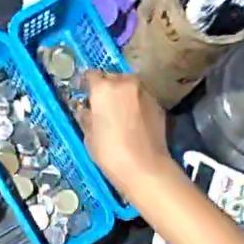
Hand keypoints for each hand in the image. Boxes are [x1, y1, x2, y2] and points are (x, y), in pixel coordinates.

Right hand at [79, 72, 175, 190]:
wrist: (145, 167)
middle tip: (103, 106)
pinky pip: (142, 99)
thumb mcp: (89, 137)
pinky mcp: (158, 104)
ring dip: (124, 95)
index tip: (85, 94)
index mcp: (103, 88)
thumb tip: (86, 110)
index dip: (87, 85)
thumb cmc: (110, 153)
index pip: (91, 75)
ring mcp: (144, 92)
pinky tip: (134, 121)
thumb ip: (87, 117)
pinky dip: (137, 105)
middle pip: (113, 78)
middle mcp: (125, 83)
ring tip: (120, 113)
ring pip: (130, 87)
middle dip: (107, 89)